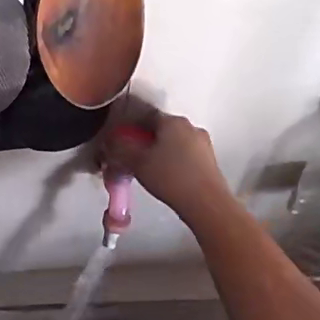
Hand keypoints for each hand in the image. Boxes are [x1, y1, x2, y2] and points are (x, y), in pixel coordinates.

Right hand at [102, 110, 232, 219]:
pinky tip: (167, 178)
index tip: (120, 143)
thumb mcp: (137, 162)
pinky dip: (173, 163)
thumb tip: (110, 142)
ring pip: (174, 143)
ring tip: (148, 172)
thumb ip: (119, 149)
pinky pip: (185, 156)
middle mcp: (191, 127)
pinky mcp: (209, 161)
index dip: (130, 129)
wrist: (206, 203)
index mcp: (173, 121)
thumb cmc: (170, 177)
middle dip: (145, 142)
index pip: (146, 116)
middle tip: (132, 159)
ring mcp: (203, 144)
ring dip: (160, 153)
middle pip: (161, 130)